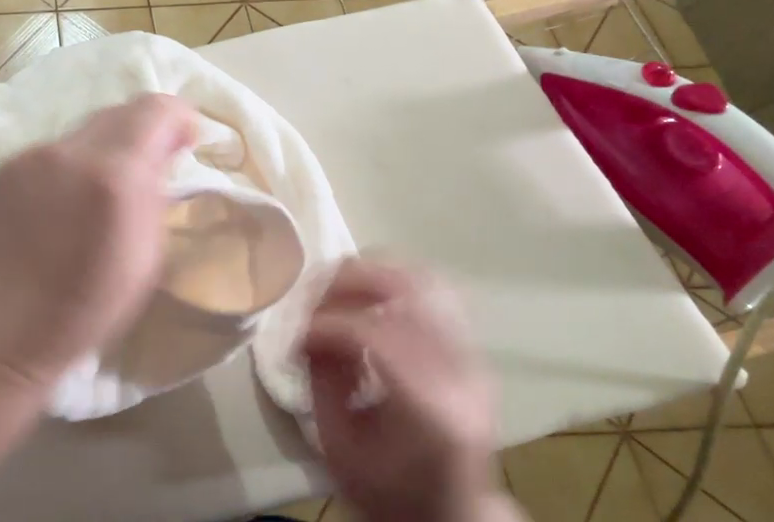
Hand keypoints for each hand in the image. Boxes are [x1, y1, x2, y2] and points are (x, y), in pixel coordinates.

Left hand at [0, 94, 198, 392]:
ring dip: (105, 149)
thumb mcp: (149, 254)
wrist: (7, 328)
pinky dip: (71, 165)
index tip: (186, 142)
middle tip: (152, 166)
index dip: (178, 118)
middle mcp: (68, 152)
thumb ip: (156, 191)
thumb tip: (161, 153)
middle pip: (118, 112)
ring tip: (105, 190)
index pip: (154, 109)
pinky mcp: (5, 165)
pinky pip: (53, 150)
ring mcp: (31, 155)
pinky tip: (66, 202)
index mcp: (113, 176)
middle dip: (142, 131)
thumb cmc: (91, 305)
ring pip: (84, 131)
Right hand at [302, 260, 517, 521]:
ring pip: (422, 279)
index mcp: (432, 407)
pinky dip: (392, 283)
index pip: (374, 332)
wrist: (453, 512)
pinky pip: (433, 291)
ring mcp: (474, 356)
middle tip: (313, 298)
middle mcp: (462, 372)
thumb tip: (307, 333)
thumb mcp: (339, 447)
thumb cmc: (390, 489)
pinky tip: (367, 298)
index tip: (299, 337)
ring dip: (371, 275)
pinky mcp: (472, 349)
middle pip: (405, 289)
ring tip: (338, 291)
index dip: (326, 323)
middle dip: (348, 282)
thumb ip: (322, 383)